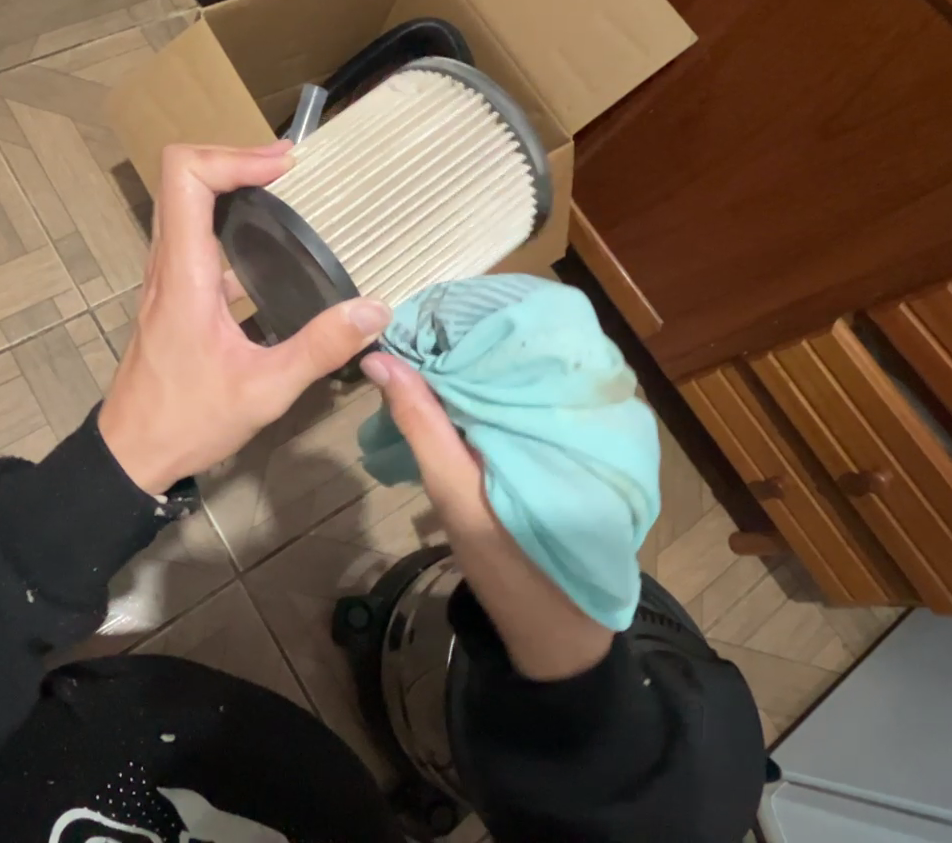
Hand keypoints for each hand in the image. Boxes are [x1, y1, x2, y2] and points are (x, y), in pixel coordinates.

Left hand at [98, 142, 391, 494]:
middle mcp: (168, 265)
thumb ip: (320, 348)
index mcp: (184, 273)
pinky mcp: (173, 297)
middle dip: (237, 163)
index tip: (283, 167)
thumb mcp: (265, 390)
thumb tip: (374, 309)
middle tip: (291, 173)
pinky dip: (231, 228)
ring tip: (288, 200)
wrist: (132, 453)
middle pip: (184, 180)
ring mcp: (167, 280)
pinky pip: (196, 241)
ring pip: (187, 208)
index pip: (185, 176)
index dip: (232, 155)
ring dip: (232, 191)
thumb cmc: (189, 420)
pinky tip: (272, 257)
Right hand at [362, 352, 615, 678]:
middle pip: (505, 354)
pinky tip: (448, 396)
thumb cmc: (509, 563)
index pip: (500, 341)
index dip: (453, 326)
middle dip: (456, 345)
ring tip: (416, 359)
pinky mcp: (564, 449)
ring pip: (509, 378)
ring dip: (466, 369)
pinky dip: (481, 396)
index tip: (406, 322)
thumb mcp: (454, 491)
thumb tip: (380, 357)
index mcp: (552, 409)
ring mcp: (570, 427)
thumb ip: (421, 423)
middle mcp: (569, 406)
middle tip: (401, 341)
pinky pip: (517, 405)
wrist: (559, 630)